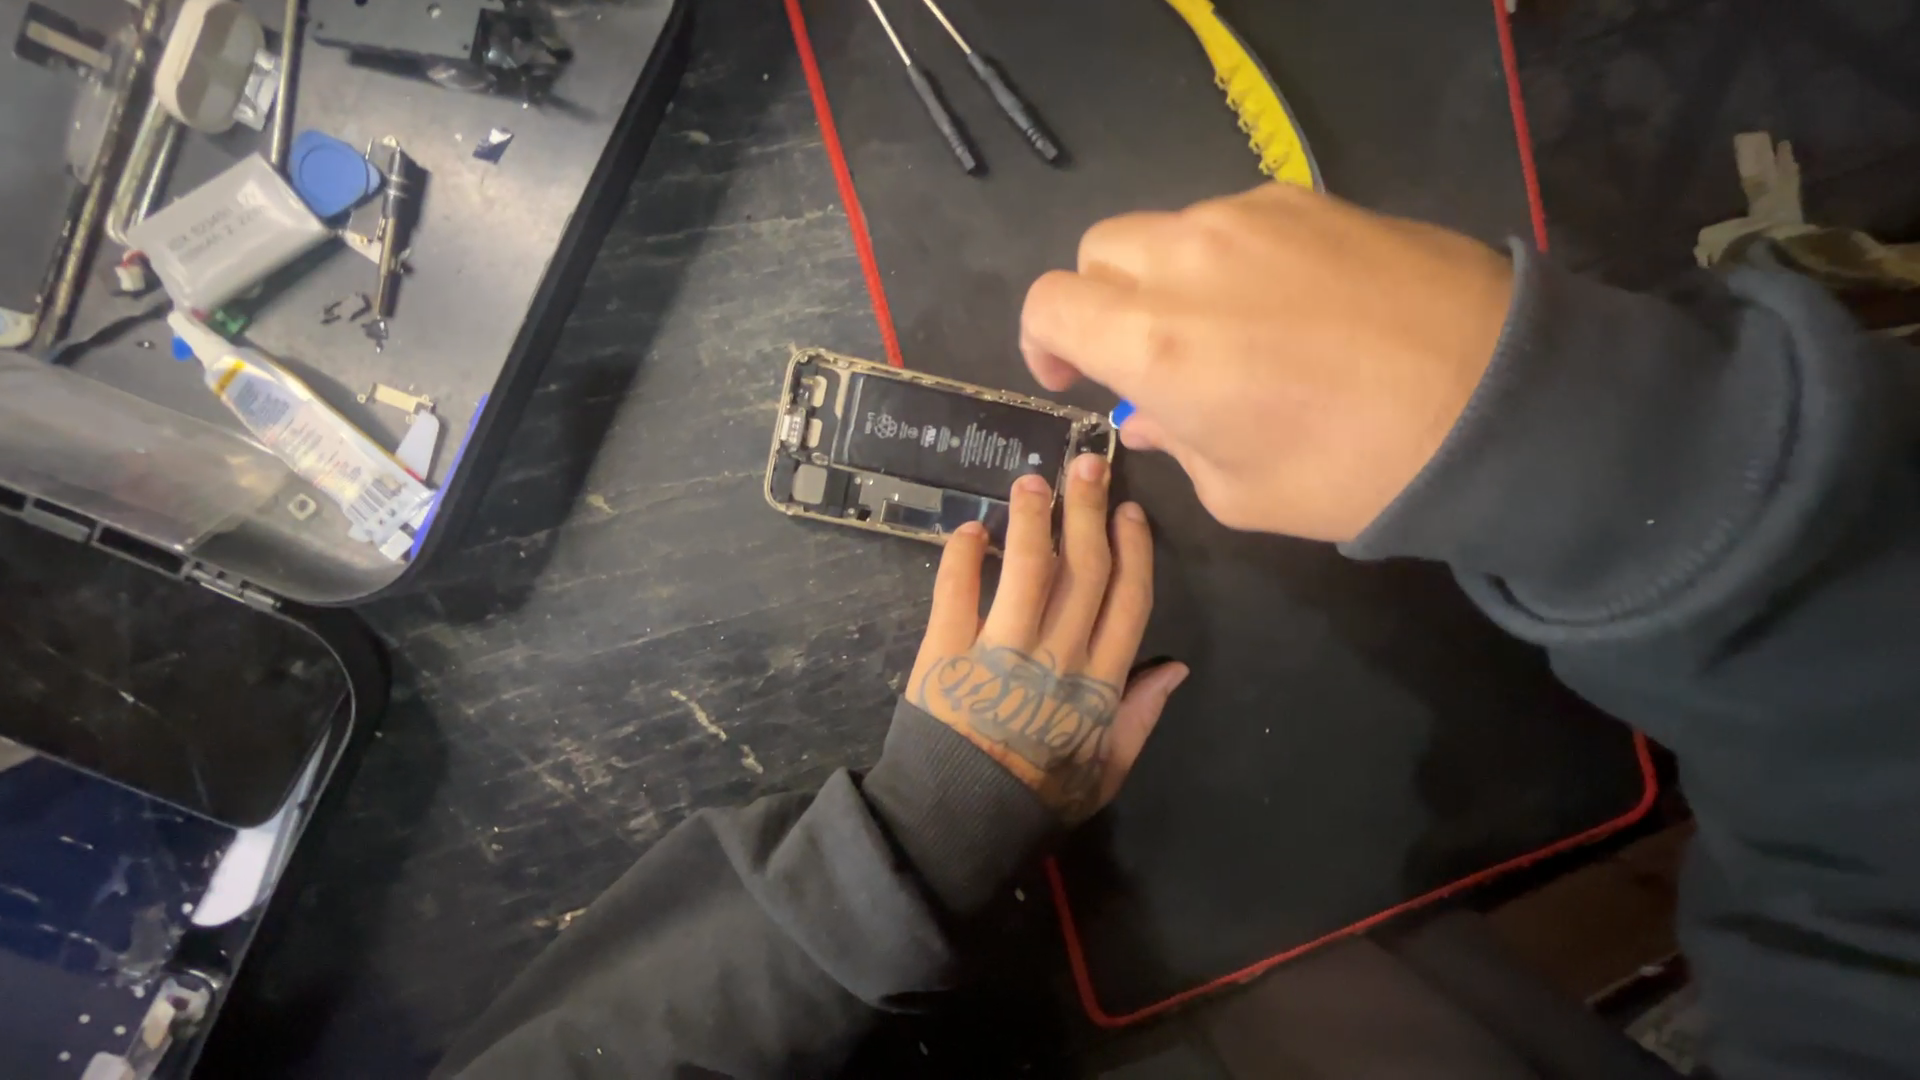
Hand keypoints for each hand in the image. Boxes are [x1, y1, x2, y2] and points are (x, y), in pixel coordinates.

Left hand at [908, 454, 1188, 822]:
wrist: (957, 822)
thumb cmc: (1036, 796)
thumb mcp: (1106, 769)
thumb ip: (1140, 716)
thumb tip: (1178, 665)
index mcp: (1100, 684)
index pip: (1128, 600)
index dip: (1133, 549)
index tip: (1129, 511)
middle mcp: (1058, 658)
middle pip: (1084, 570)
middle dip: (1088, 510)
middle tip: (1085, 465)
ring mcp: (1000, 652)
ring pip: (1029, 569)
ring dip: (1033, 519)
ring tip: (1032, 481)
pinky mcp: (945, 652)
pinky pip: (956, 592)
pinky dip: (963, 556)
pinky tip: (972, 528)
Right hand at [1019, 184, 1515, 541]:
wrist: (1498, 406)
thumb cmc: (1347, 469)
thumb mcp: (1235, 489)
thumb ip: (1172, 440)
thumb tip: (1147, 411)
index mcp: (1153, 340)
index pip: (1048, 304)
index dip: (1042, 342)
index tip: (1074, 379)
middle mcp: (1186, 260)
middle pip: (1097, 251)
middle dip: (1098, 302)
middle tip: (1140, 353)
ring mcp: (1251, 217)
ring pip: (1164, 229)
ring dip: (1162, 277)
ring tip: (1218, 329)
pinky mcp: (1310, 200)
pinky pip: (1231, 219)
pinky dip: (1223, 257)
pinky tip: (1277, 303)